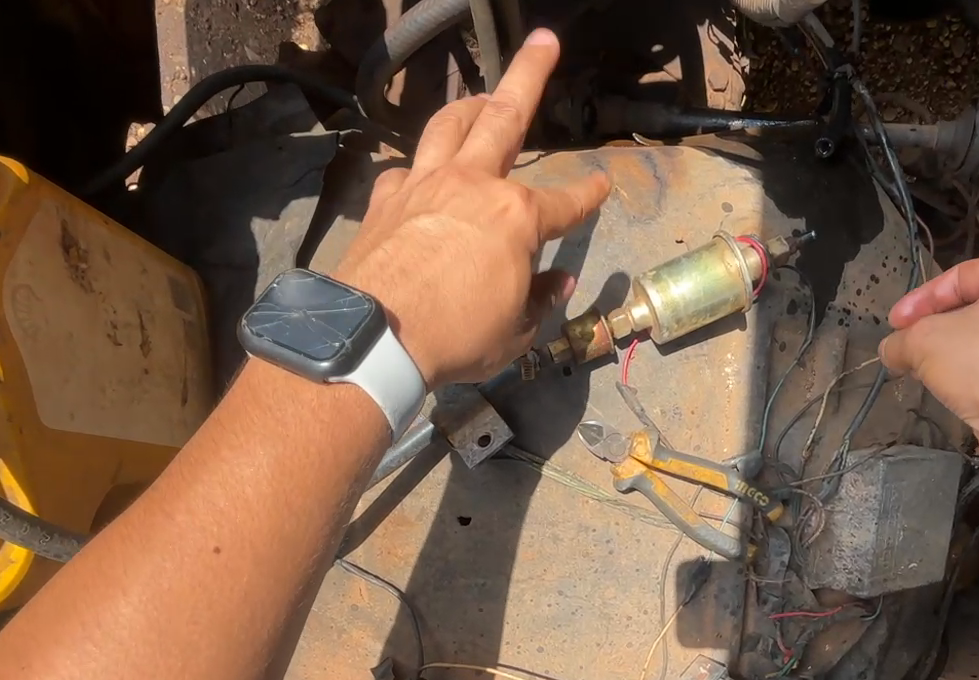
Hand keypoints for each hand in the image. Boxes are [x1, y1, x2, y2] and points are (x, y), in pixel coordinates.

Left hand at [333, 29, 610, 388]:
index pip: (566, 202)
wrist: (376, 337)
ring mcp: (425, 184)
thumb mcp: (516, 333)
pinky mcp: (386, 198)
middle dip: (530, 74)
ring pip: (450, 124)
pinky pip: (407, 168)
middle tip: (545, 41)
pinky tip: (423, 175)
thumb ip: (539, 299)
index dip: (589, 195)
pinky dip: (421, 167)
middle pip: (505, 116)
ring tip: (482, 96)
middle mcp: (473, 185)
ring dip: (470, 104)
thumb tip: (557, 281)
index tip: (602, 185)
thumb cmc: (458, 339)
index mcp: (517, 219)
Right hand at [877, 254, 978, 458]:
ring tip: (925, 369)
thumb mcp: (925, 342)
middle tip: (908, 345)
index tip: (895, 323)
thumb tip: (890, 350)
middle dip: (938, 327)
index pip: (965, 275)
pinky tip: (956, 388)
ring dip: (955, 350)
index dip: (921, 299)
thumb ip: (900, 340)